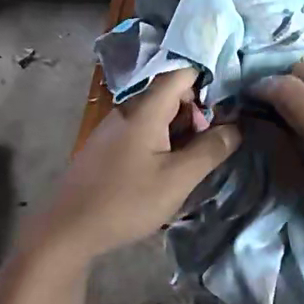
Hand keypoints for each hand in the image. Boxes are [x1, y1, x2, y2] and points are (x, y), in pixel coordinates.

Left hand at [29, 69, 239, 263]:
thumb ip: (211, 150)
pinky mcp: (107, 147)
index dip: (208, 78)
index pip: (181, 72)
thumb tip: (236, 127)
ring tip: (192, 161)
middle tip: (212, 142)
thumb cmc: (126, 201)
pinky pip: (143, 130)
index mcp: (145, 109)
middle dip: (197, 111)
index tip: (229, 101)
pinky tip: (166, 170)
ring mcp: (114, 128)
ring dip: (181, 130)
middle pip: (171, 93)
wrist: (67, 231)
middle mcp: (128, 109)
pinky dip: (163, 141)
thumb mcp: (178, 179)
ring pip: (158, 114)